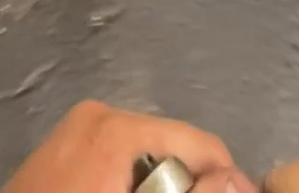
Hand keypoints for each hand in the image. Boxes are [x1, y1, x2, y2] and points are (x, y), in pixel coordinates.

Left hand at [5, 101, 251, 192]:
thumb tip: (239, 181)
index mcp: (114, 126)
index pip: (195, 141)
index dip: (222, 175)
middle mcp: (95, 114)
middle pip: (169, 146)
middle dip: (182, 181)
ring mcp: (74, 130)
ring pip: (142, 156)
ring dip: (156, 184)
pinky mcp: (59, 150)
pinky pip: (113, 161)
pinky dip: (126, 182)